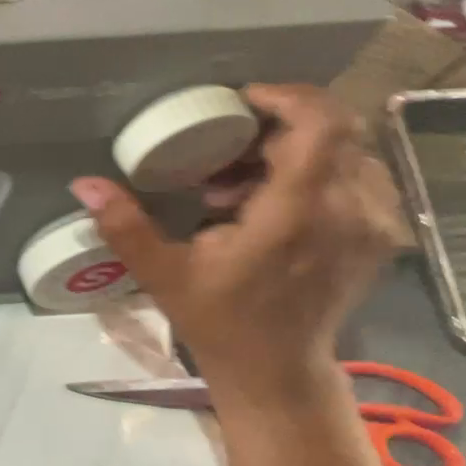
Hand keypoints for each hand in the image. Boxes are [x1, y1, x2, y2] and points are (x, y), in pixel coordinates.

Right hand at [71, 84, 400, 398]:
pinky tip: (276, 205)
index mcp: (296, 213)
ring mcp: (373, 223)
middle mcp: (348, 209)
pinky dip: (319, 175)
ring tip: (244, 185)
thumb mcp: (162, 274)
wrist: (276, 368)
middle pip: (333, 132)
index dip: (287, 97)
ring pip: (349, 154)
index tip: (243, 100)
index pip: (319, 125)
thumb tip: (85, 184)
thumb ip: (126, 225)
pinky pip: (360, 179)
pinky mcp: (380, 235)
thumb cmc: (217, 320)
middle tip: (225, 153)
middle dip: (278, 130)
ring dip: (298, 153)